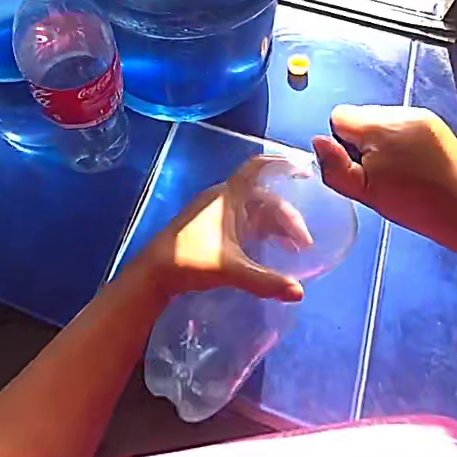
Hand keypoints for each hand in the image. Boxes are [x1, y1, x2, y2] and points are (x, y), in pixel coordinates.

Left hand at [125, 157, 305, 302]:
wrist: (153, 272)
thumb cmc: (190, 260)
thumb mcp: (230, 270)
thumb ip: (265, 281)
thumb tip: (299, 292)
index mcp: (227, 196)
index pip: (257, 168)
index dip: (280, 164)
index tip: (304, 170)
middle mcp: (222, 198)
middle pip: (263, 197)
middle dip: (286, 216)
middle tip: (304, 243)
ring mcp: (215, 212)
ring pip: (254, 211)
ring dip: (275, 226)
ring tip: (293, 249)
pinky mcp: (211, 227)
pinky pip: (244, 221)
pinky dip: (261, 231)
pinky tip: (270, 250)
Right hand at [312, 105, 456, 246]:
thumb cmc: (415, 205)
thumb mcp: (363, 193)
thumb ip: (333, 167)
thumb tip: (318, 141)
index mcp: (380, 128)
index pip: (338, 116)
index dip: (341, 142)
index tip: (359, 166)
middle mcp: (400, 113)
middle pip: (358, 115)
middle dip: (360, 139)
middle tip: (377, 171)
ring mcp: (418, 115)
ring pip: (378, 118)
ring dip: (379, 138)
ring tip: (396, 168)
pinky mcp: (432, 121)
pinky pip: (399, 121)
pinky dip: (397, 138)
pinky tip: (409, 162)